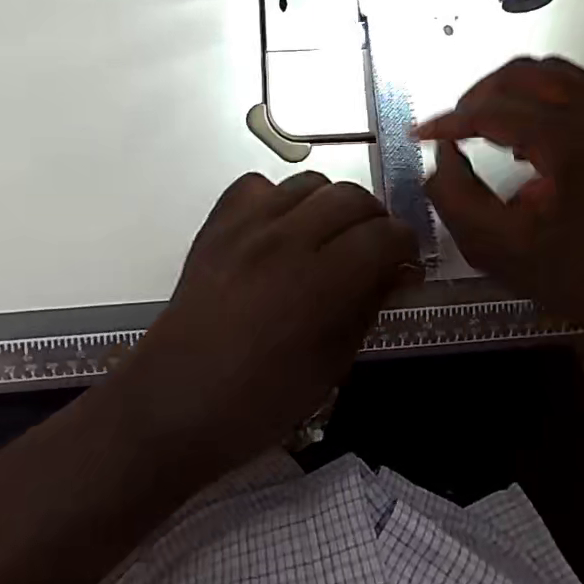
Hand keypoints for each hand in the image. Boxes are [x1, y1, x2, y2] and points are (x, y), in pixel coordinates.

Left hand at [113, 173, 418, 469]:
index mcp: (320, 281)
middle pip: (349, 196)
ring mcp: (246, 225)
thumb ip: (367, 306)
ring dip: (330, 205)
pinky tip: (279, 230)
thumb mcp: (331, 364)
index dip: (405, 245)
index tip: (405, 262)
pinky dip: (278, 200)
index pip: (384, 235)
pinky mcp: (216, 223)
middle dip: (374, 220)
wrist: (177, 396)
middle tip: (373, 248)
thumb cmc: (259, 401)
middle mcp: (285, 239)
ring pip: (308, 182)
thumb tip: (394, 272)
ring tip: (328, 236)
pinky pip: (258, 186)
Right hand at [416, 57, 583, 322]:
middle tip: (452, 127)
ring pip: (549, 72)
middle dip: (477, 97)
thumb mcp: (496, 245)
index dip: (449, 121)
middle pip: (523, 75)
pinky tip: (519, 134)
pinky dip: (536, 99)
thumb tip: (443, 152)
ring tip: (482, 124)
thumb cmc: (576, 277)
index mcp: (575, 144)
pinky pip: (572, 89)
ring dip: (507, 92)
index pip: (495, 111)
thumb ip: (453, 194)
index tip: (421, 133)